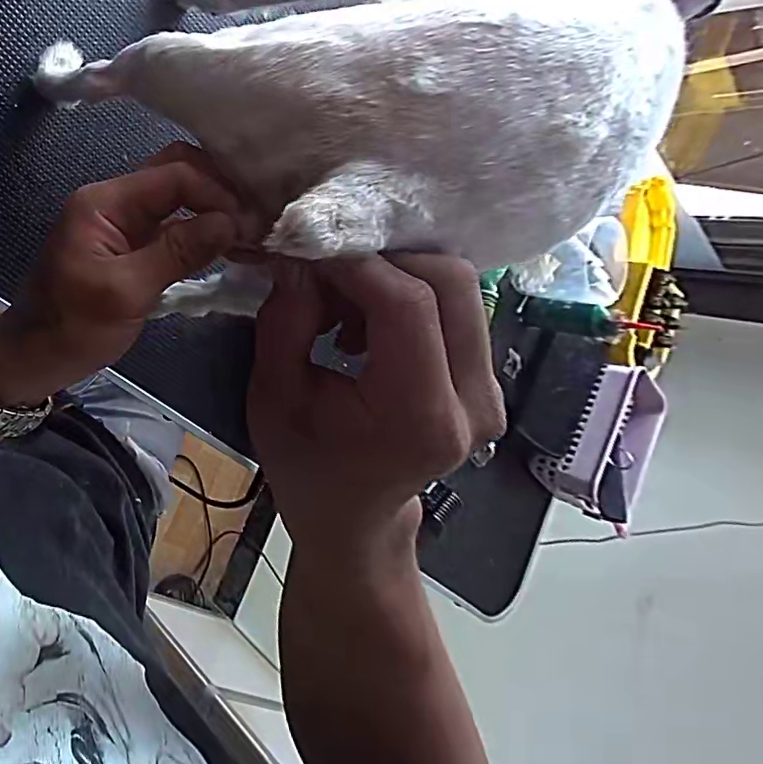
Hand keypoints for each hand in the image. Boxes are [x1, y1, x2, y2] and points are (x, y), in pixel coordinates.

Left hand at [0, 143, 249, 404]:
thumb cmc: (71, 327)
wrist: (33, 357)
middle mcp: (114, 201)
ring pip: (179, 199)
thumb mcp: (124, 292)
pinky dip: (202, 233)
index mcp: (104, 201)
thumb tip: (231, 221)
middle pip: (177, 174)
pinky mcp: (131, 246)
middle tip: (261, 220)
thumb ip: (176, 252)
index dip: (218, 192)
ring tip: (255, 235)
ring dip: (215, 212)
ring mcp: (123, 223)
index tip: (252, 223)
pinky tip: (232, 248)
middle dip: (220, 191)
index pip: (174, 173)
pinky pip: (172, 226)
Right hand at [248, 254, 504, 571]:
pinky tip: (360, 321)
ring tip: (338, 303)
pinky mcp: (484, 378)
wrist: (352, 515)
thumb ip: (287, 320)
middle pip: (450, 282)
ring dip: (390, 274)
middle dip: (379, 258)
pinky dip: (402, 291)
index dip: (353, 263)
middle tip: (322, 272)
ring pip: (457, 286)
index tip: (304, 248)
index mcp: (418, 415)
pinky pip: (453, 305)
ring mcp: (490, 389)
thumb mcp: (272, 394)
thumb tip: (299, 256)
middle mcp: (474, 400)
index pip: (407, 304)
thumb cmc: (303, 462)